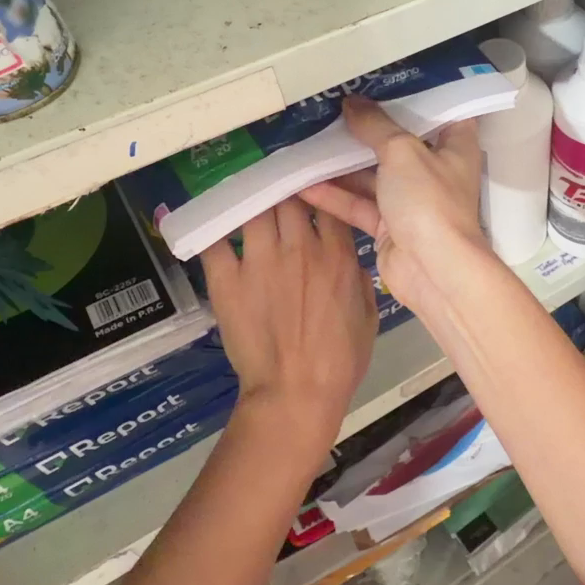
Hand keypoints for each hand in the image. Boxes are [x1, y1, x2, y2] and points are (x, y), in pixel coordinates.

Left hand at [199, 199, 376, 448]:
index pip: (329, 203)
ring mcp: (259, 261)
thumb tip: (345, 257)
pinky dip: (216, 229)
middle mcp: (299, 248)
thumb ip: (357, 277)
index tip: (318, 193)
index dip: (323, 193)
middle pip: (289, 197)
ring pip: (254, 208)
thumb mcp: (369, 315)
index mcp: (337, 255)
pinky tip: (217, 227)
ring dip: (254, 204)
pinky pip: (215, 240)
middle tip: (282, 196)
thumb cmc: (342, 360)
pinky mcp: (226, 279)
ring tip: (249, 203)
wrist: (296, 392)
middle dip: (286, 193)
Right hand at [300, 96, 497, 313]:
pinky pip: (359, 204)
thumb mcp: (403, 151)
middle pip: (398, 142)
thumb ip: (376, 125)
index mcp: (455, 146)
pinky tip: (300, 182)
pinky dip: (334, 194)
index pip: (440, 111)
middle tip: (329, 106)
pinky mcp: (390, 227)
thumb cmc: (429, 202)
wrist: (433, 271)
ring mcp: (412, 200)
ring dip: (342, 162)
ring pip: (373, 175)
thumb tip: (353, 103)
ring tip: (305, 140)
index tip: (381, 79)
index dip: (415, 95)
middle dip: (365, 128)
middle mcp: (436, 170)